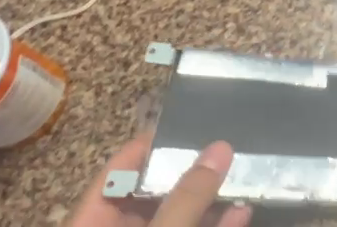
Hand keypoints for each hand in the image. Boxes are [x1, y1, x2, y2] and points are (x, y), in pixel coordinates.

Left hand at [65, 132, 252, 226]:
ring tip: (243, 174)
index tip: (191, 120)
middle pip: (154, 194)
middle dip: (193, 172)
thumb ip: (186, 198)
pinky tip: (243, 212)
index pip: (116, 173)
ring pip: (179, 218)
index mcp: (93, 225)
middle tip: (228, 144)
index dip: (150, 144)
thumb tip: (221, 147)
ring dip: (212, 201)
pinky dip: (218, 226)